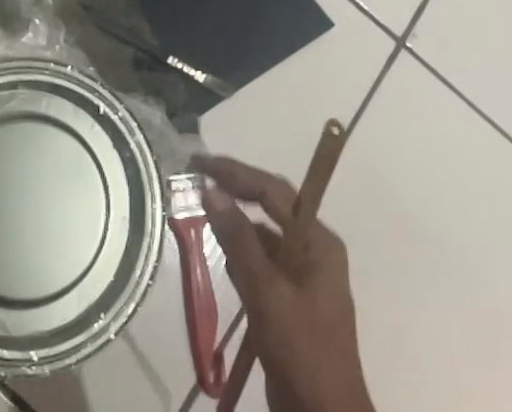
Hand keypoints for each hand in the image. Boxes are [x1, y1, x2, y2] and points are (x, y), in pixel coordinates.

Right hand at [195, 154, 374, 411]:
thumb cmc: (302, 348)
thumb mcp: (267, 293)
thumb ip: (239, 241)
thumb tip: (212, 190)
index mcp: (318, 242)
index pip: (274, 191)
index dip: (237, 172)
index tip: (199, 163)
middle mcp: (312, 251)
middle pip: (269, 208)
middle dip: (234, 190)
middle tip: (193, 177)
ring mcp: (300, 276)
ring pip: (261, 235)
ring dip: (232, 220)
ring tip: (196, 208)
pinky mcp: (286, 299)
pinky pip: (259, 263)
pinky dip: (237, 252)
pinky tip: (216, 251)